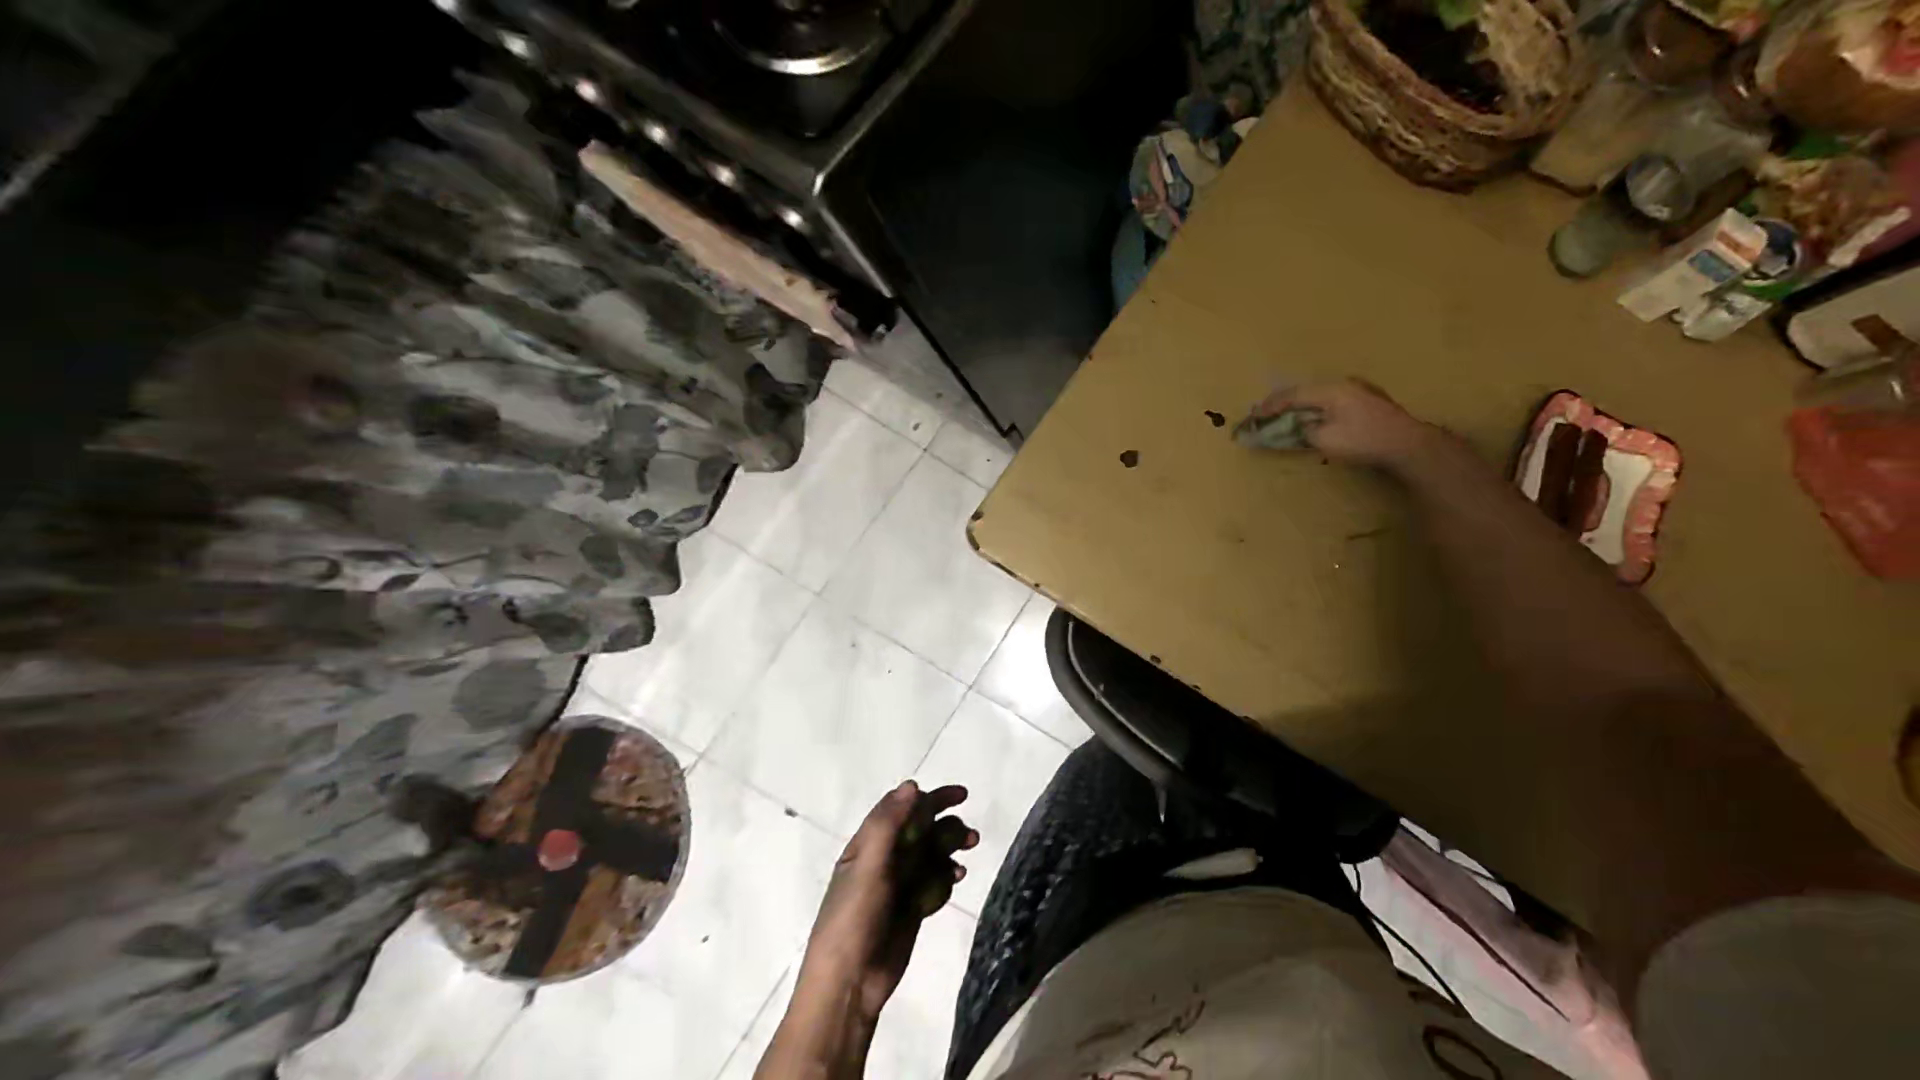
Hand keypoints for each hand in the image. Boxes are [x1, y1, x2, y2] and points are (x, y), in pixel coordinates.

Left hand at [800, 781, 975, 1020]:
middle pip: (921, 830)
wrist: (851, 982)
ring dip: (951, 847)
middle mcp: (884, 859)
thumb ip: (889, 825)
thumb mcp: (868, 866)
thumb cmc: (853, 918)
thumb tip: (911, 785)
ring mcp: (899, 884)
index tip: (960, 795)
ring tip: (969, 849)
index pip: (901, 808)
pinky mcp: (912, 908)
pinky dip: (946, 877)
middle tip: (969, 834)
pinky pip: (934, 882)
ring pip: (931, 854)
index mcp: (868, 844)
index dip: (929, 798)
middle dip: (946, 824)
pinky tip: (957, 878)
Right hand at [1249, 379, 1444, 470]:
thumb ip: (1304, 430)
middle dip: (1284, 402)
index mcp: (1331, 390)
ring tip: (1287, 413)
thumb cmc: (1363, 441)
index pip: (1292, 395)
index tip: (1254, 415)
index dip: (1270, 406)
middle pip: (1306, 390)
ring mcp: (1361, 390)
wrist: (1408, 445)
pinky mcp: (1371, 401)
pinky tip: (1316, 415)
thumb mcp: (1324, 439)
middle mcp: (1345, 384)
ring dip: (1302, 404)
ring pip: (1321, 394)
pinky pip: (1334, 400)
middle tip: (1266, 412)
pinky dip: (1318, 407)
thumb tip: (1300, 426)